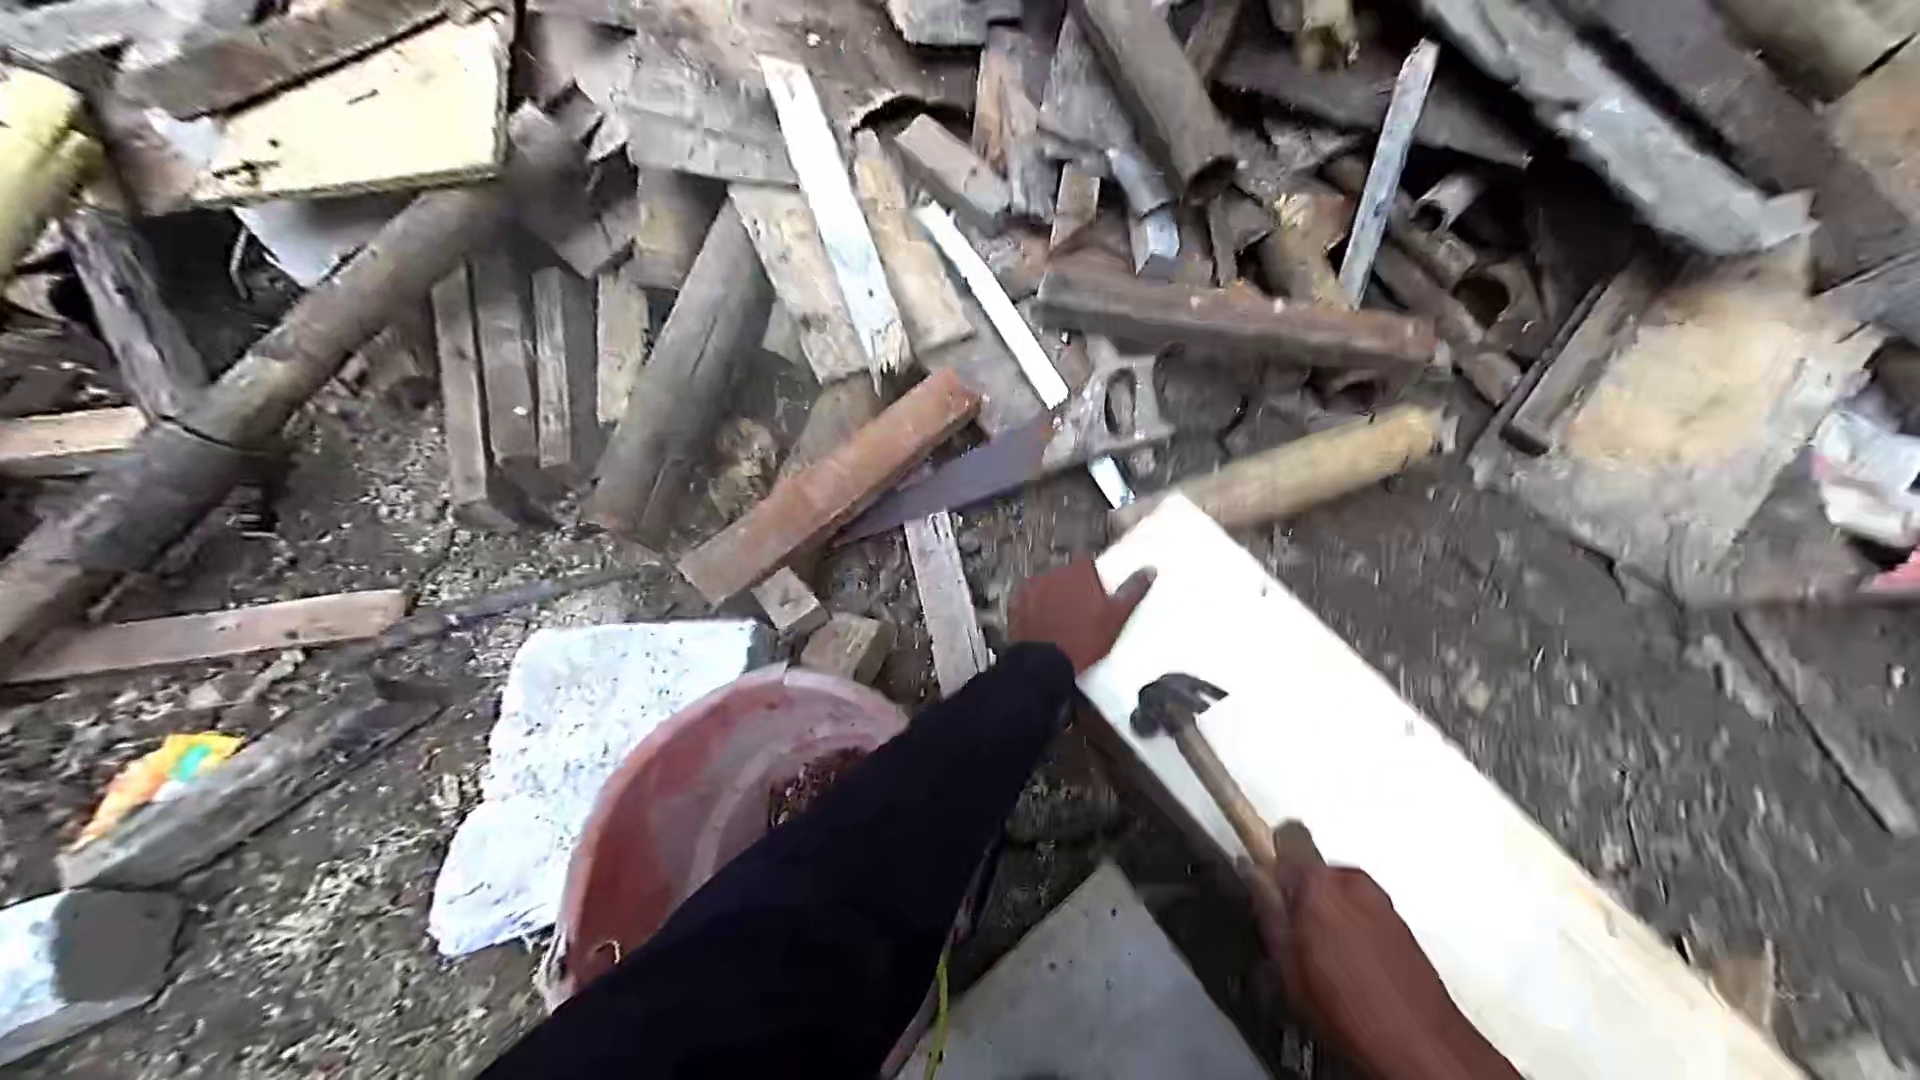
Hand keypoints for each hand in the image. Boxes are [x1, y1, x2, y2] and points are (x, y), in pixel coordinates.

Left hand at [1007, 558, 1152, 673]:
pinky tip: (1042, 623)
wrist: (1044, 663)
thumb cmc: (1084, 640)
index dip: (1092, 581)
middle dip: (1071, 589)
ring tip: (1060, 621)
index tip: (1095, 598)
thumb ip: (1133, 590)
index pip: (1087, 565)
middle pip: (1066, 576)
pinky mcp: (1016, 602)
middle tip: (1079, 613)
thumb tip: (1150, 569)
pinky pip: (1028, 599)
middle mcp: (1053, 572)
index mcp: (1078, 571)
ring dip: (1052, 597)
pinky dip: (1034, 607)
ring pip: (1046, 586)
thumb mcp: (1116, 617)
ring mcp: (1031, 586)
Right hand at [1245, 824, 1521, 1079]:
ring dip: (1330, 913)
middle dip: (1301, 896)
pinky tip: (1351, 966)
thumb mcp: (1286, 964)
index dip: (1270, 867)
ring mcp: (1383, 903)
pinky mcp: (1404, 925)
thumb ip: (1267, 912)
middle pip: (1313, 873)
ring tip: (1324, 957)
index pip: (1284, 842)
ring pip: (1340, 894)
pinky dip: (1355, 929)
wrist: (1421, 1047)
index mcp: (1319, 882)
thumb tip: (1255, 881)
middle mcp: (1354, 883)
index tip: (1263, 881)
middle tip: (1293, 932)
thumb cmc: (1357, 1012)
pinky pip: (1365, 913)